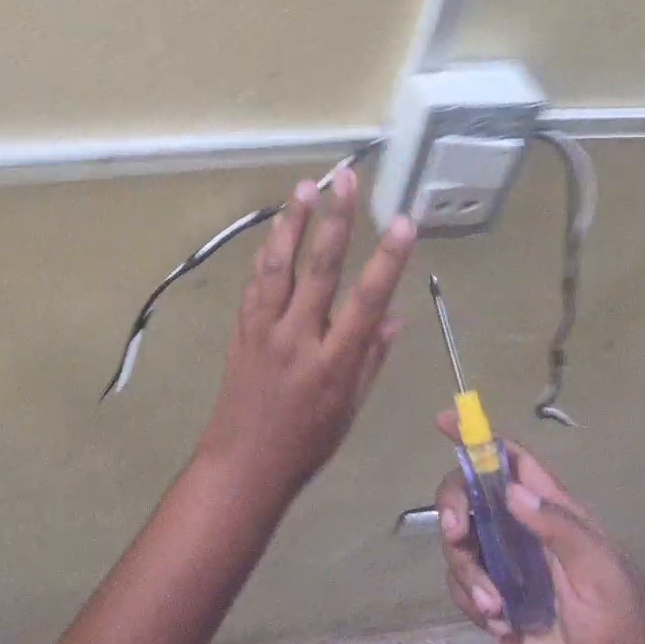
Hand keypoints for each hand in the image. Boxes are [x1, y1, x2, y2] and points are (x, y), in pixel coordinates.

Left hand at [194, 166, 416, 493]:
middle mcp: (298, 337)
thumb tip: (393, 315)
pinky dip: (266, 253)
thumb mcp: (351, 409)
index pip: (367, 301)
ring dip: (292, 223)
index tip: (404, 221)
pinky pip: (254, 283)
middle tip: (345, 179)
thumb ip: (371, 358)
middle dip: (334, 220)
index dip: (388, 259)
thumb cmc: (307, 442)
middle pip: (319, 269)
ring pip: (278, 266)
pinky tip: (274, 231)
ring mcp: (264, 329)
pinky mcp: (241, 328)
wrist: (243, 464)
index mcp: (334, 362)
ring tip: (306, 187)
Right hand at [435, 411, 644, 643]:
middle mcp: (521, 529)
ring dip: (467, 570)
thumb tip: (513, 490)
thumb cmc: (616, 626)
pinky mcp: (490, 598)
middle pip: (470, 493)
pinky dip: (469, 599)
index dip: (478, 438)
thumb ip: (562, 529)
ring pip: (458, 540)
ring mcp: (503, 564)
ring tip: (493, 607)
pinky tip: (496, 623)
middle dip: (454, 506)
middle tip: (455, 531)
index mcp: (552, 511)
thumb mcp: (601, 574)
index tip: (444, 423)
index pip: (511, 460)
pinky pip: (458, 583)